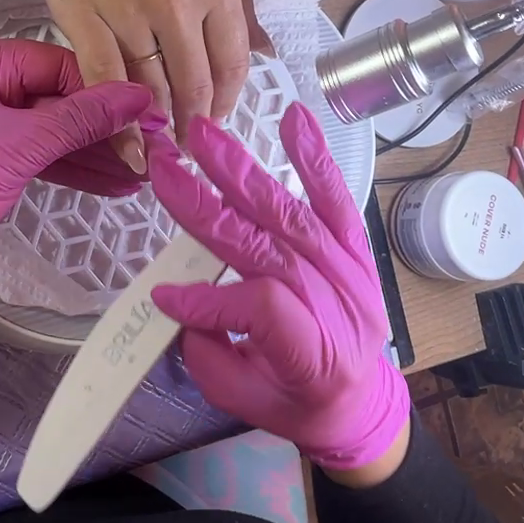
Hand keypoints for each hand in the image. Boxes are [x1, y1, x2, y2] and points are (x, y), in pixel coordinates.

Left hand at [0, 39, 152, 338]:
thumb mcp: (17, 148)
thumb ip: (79, 120)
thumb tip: (138, 96)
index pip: (59, 64)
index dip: (105, 92)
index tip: (148, 118)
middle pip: (55, 97)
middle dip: (101, 129)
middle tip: (150, 151)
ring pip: (47, 130)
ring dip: (90, 154)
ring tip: (139, 176)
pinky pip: (31, 152)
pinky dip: (64, 167)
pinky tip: (107, 184)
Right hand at [4, 0, 270, 169]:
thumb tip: (264, 50)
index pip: (233, 61)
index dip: (228, 102)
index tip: (217, 121)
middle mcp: (179, 2)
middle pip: (195, 86)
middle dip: (195, 124)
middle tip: (189, 145)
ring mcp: (129, 14)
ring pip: (152, 90)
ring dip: (159, 129)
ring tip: (161, 149)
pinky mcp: (84, 21)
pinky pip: (107, 84)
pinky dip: (120, 124)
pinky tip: (130, 149)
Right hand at [145, 106, 410, 477]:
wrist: (360, 400)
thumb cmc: (295, 403)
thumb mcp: (245, 402)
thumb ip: (210, 357)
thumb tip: (181, 301)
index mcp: (314, 353)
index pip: (262, 307)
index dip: (210, 299)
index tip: (163, 295)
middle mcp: (337, 302)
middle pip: (269, 244)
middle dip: (208, 205)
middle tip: (164, 166)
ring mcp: (349, 270)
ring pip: (291, 213)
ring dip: (242, 170)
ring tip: (203, 135)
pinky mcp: (354, 248)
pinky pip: (335, 200)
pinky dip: (314, 158)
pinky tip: (294, 119)